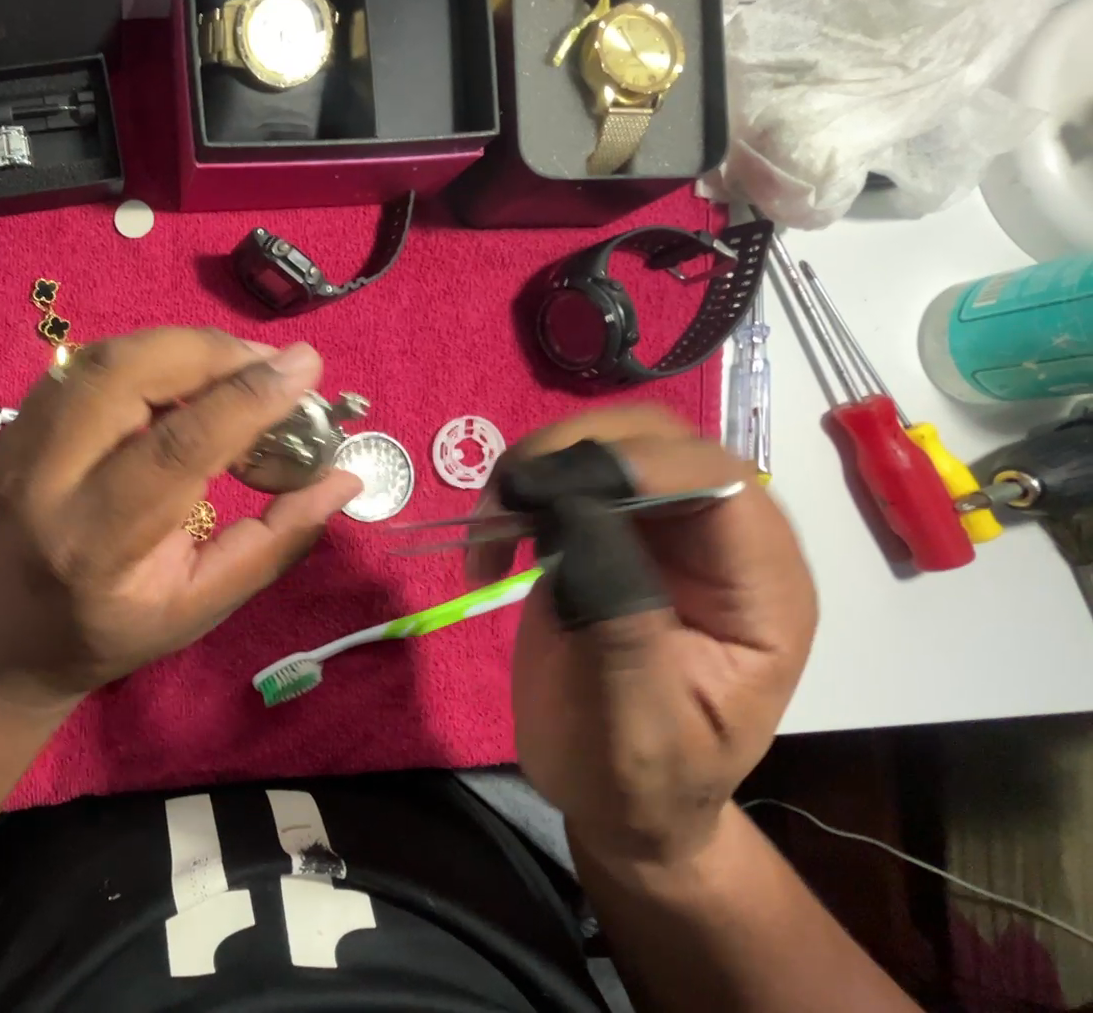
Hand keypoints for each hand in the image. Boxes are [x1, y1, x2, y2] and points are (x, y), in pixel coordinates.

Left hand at [0, 328, 363, 710]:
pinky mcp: (8, 430)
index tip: (304, 368)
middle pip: (123, 376)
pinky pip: (80, 369)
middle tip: (265, 364)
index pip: (176, 449)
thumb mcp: (202, 605)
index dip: (245, 400)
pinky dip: (139, 359)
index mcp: (94, 544)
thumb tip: (344, 478)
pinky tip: (177, 379)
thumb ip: (275, 542)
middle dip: (207, 352)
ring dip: (175, 348)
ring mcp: (14, 449)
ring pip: (98, 358)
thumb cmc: (116, 631)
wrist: (16, 638)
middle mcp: (41, 484)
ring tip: (231, 367)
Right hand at [467, 406, 817, 867]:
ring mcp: (656, 538)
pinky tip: (489, 544)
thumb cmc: (638, 779)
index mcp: (759, 590)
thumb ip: (619, 617)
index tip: (546, 491)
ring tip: (489, 526)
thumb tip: (579, 509)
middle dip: (576, 451)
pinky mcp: (601, 542)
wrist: (615, 804)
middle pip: (662, 443)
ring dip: (537, 469)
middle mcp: (716, 547)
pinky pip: (563, 484)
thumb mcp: (633, 720)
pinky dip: (517, 495)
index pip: (720, 482)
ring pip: (604, 449)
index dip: (639, 464)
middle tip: (507, 498)